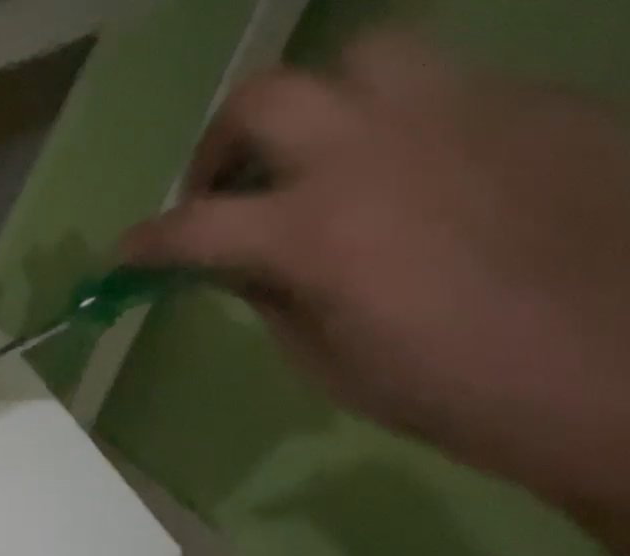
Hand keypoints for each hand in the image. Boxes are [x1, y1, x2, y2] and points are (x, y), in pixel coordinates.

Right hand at [123, 32, 629, 519]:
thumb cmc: (457, 390)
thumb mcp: (328, 363)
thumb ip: (269, 296)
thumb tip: (234, 262)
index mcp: (316, 232)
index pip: (193, 224)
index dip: (147, 241)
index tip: (128, 253)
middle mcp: (376, 150)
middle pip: (266, 98)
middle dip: (220, 144)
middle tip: (223, 189)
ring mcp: (463, 112)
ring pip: (361, 58)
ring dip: (319, 105)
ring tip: (322, 154)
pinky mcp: (534, 103)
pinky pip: (444, 82)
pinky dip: (401, 118)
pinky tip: (416, 170)